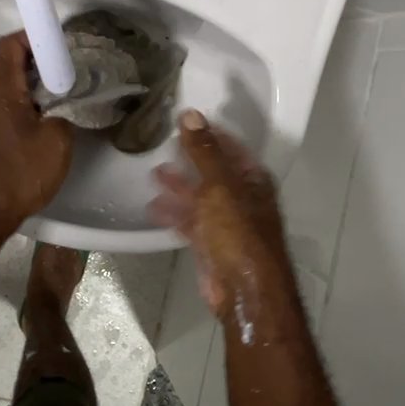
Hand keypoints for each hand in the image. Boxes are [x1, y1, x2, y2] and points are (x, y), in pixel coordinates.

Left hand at [0, 32, 74, 232]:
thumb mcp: (57, 139)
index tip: (59, 43)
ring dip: (40, 86)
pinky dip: (33, 105)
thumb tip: (67, 104)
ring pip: (15, 88)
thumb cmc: (21, 171)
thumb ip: (66, 112)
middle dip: (43, 61)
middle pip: (13, 65)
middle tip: (73, 69)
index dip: (33, 36)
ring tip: (69, 94)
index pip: (10, 45)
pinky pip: (14, 108)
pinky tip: (54, 120)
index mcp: (3, 90)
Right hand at [149, 111, 299, 341]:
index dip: (207, 131)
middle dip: (188, 158)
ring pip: (199, 196)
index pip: (229, 145)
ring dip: (178, 185)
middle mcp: (241, 196)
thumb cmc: (238, 233)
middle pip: (212, 170)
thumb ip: (203, 151)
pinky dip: (174, 213)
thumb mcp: (219, 186)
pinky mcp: (211, 244)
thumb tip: (190, 113)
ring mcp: (226, 221)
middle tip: (162, 144)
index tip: (181, 118)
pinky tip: (153, 207)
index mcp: (251, 178)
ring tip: (153, 173)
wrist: (245, 291)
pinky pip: (190, 221)